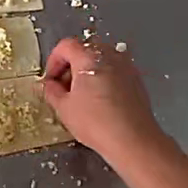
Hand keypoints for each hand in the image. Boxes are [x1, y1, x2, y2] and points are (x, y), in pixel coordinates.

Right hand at [40, 38, 164, 158]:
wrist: (135, 142)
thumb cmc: (95, 122)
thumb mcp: (63, 108)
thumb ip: (52, 91)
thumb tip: (50, 84)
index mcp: (89, 57)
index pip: (65, 46)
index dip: (53, 61)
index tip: (51, 80)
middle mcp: (110, 55)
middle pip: (84, 50)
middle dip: (70, 65)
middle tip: (64, 87)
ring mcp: (126, 67)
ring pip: (100, 60)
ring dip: (87, 72)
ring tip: (82, 95)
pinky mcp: (137, 80)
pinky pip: (114, 71)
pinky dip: (103, 78)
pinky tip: (100, 101)